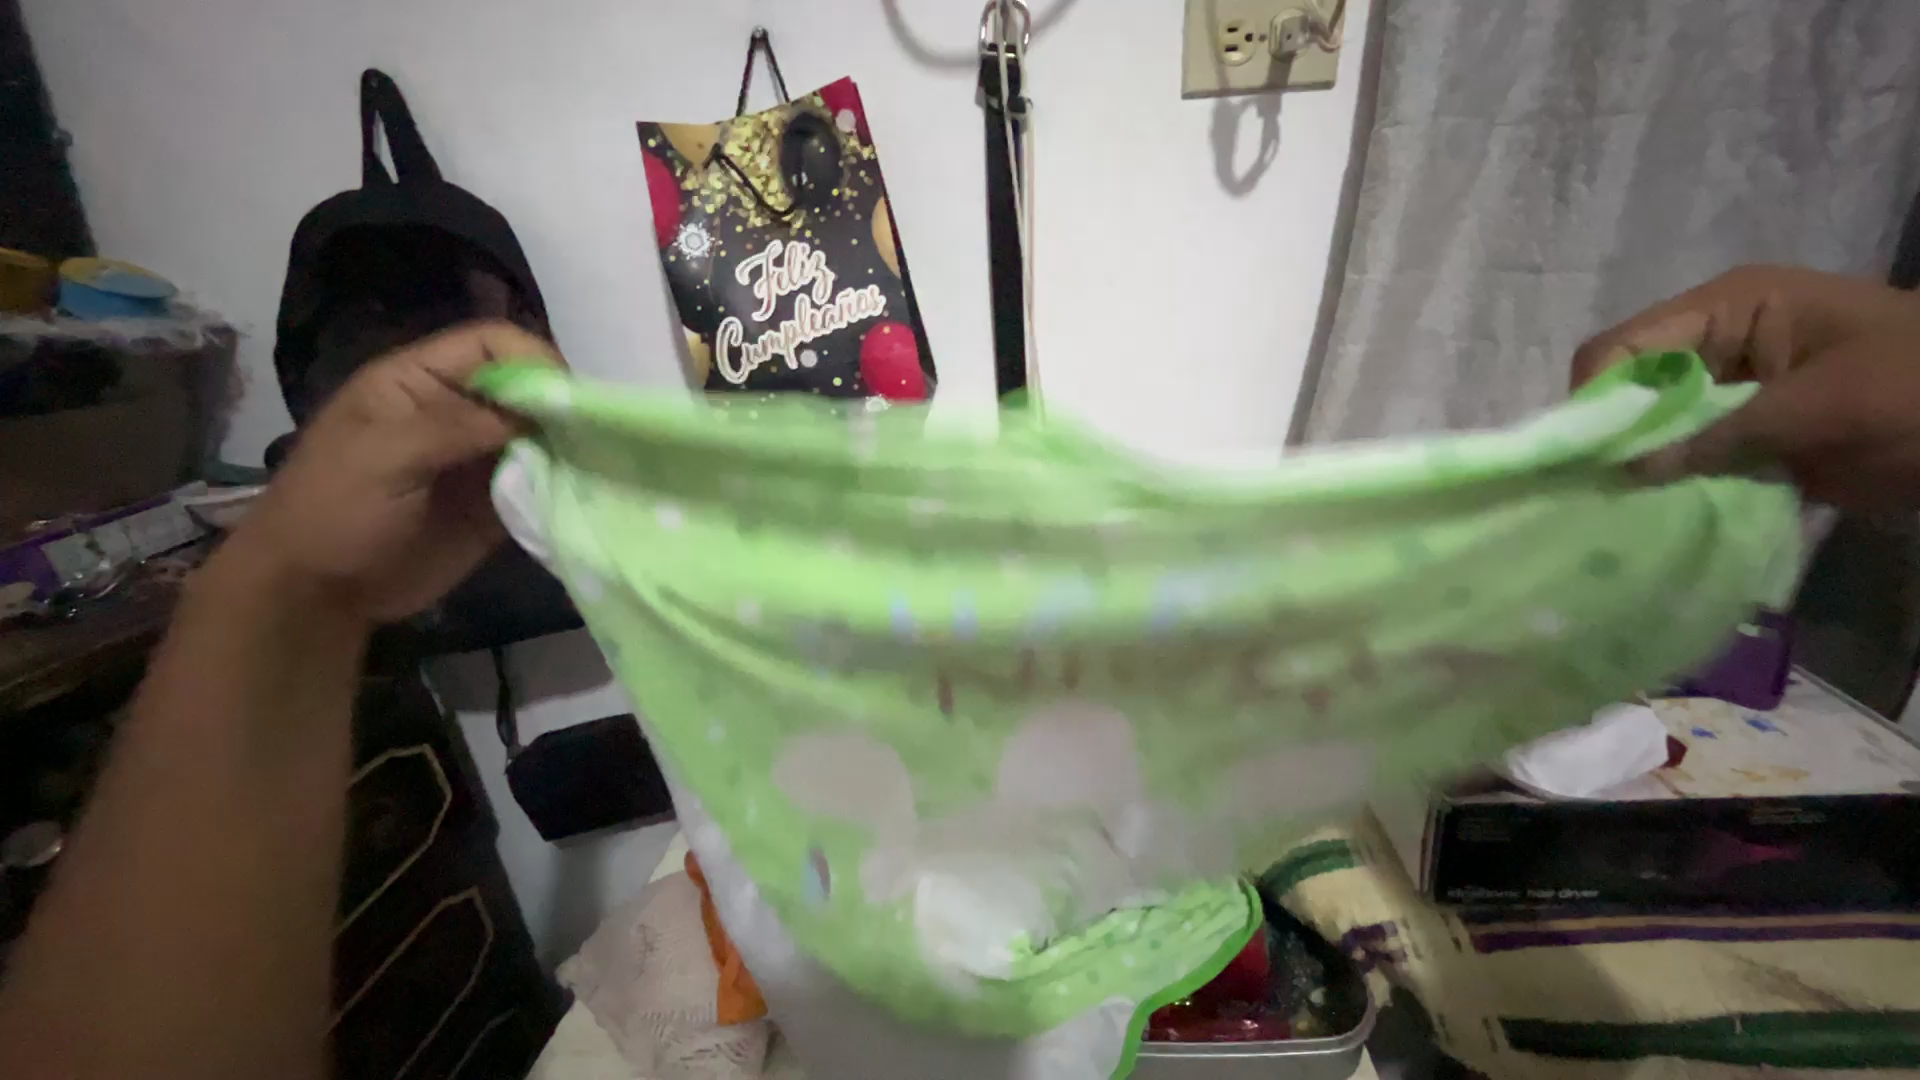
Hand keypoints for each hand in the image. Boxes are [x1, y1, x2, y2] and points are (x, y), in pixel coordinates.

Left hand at [222, 321, 561, 623]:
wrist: (319, 592)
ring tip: (592, 466)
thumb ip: (455, 426)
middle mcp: (459, 411)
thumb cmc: (334, 510)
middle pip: (528, 386)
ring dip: (569, 445)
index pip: (491, 343)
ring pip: (544, 433)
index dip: (533, 358)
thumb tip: (537, 416)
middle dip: (560, 405)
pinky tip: (580, 494)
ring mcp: (484, 457)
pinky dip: (565, 482)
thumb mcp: (382, 456)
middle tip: (589, 437)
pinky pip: (545, 479)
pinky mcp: (501, 499)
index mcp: (421, 382)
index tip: (565, 398)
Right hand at [1570, 265, 1919, 510]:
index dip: (1595, 396)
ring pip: (1643, 420)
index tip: (1592, 453)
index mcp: (1730, 307)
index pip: (1620, 347)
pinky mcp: (1738, 424)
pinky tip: (1659, 498)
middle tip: (1604, 481)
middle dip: (1612, 430)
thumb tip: (1623, 471)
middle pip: (1623, 383)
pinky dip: (1665, 474)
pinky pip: (1677, 448)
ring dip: (1637, 457)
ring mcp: (1725, 384)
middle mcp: (1712, 339)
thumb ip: (1717, 436)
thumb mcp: (1823, 408)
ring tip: (1627, 496)